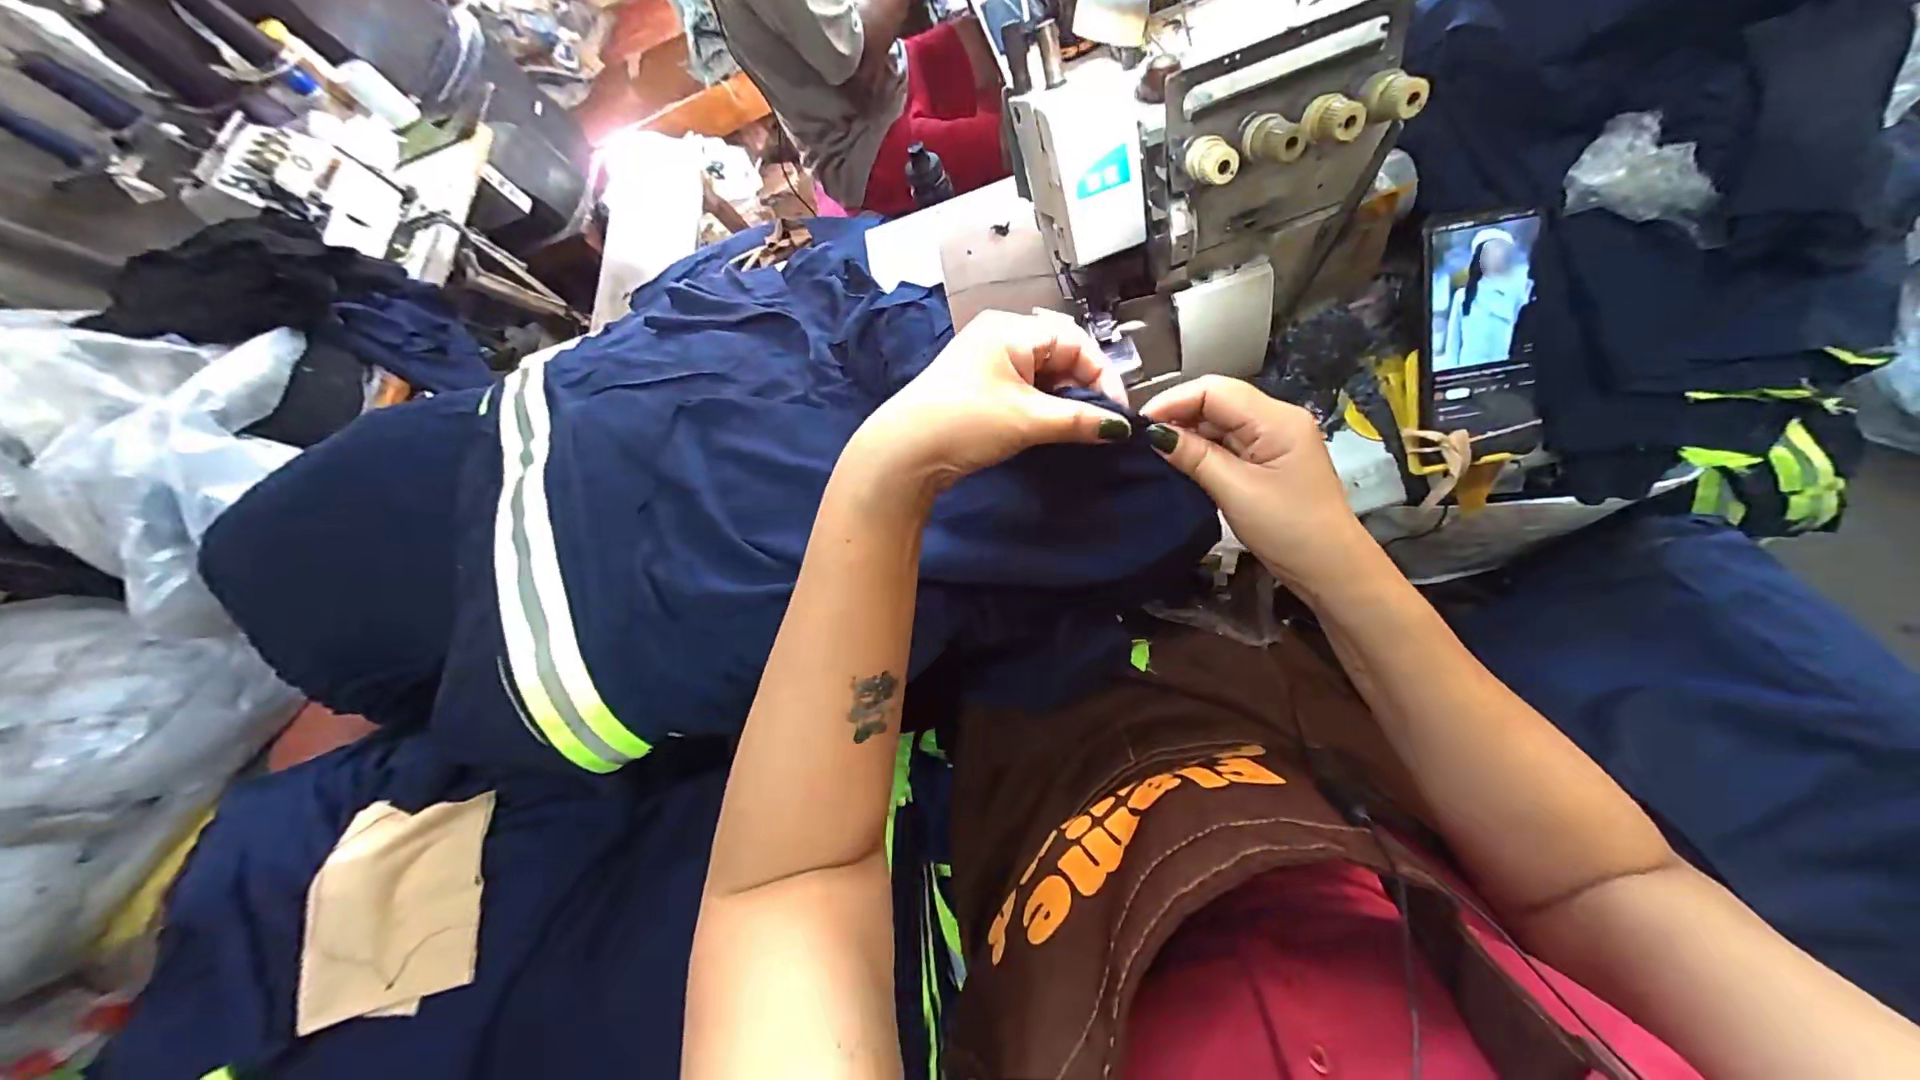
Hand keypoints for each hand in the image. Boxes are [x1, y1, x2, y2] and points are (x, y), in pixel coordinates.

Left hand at [845, 310, 1130, 493]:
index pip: (1075, 341)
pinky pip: (1022, 388)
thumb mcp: (1028, 420)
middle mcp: (998, 336)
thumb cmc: (962, 423)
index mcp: (1011, 328)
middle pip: (1059, 355)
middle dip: (1083, 387)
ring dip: (1062, 399)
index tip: (1118, 412)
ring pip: (1042, 374)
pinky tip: (1048, 426)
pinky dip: (1041, 406)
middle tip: (1098, 421)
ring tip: (1075, 427)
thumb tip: (1121, 427)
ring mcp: (985, 361)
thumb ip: (1080, 421)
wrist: (903, 454)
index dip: (1103, 375)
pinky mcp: (977, 386)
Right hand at [1141, 376, 1370, 588]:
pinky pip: (1226, 442)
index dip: (1173, 401)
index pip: (1214, 390)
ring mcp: (1272, 439)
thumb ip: (1194, 457)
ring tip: (1153, 451)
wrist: (1330, 568)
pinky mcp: (1266, 459)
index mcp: (1276, 419)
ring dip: (1186, 433)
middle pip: (1216, 401)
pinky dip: (1200, 448)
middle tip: (1141, 440)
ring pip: (1218, 421)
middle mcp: (1275, 419)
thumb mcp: (1236, 491)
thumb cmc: (1289, 530)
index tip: (1139, 426)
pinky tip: (1179, 461)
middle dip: (1177, 415)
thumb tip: (1154, 434)